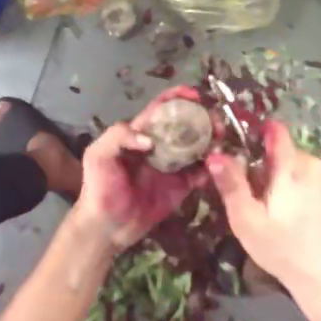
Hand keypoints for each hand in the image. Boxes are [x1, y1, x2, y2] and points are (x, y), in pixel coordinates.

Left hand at [70, 86, 204, 249]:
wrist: (105, 226)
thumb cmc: (98, 187)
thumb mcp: (98, 155)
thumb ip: (118, 137)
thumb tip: (150, 140)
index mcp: (139, 135)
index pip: (159, 110)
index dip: (176, 98)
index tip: (195, 94)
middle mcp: (158, 147)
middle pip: (183, 126)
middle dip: (201, 118)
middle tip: (216, 122)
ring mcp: (171, 168)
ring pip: (195, 148)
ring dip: (210, 141)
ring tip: (221, 140)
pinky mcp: (179, 188)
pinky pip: (199, 175)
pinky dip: (211, 169)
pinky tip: (218, 165)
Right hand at [207, 121, 320, 294]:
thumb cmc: (282, 249)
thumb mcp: (247, 220)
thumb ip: (231, 185)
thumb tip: (214, 154)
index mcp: (292, 168)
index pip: (275, 130)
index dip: (253, 131)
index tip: (234, 144)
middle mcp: (312, 164)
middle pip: (277, 150)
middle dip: (259, 164)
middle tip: (247, 195)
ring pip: (288, 162)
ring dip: (272, 176)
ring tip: (263, 206)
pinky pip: (300, 174)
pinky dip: (287, 184)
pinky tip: (282, 210)